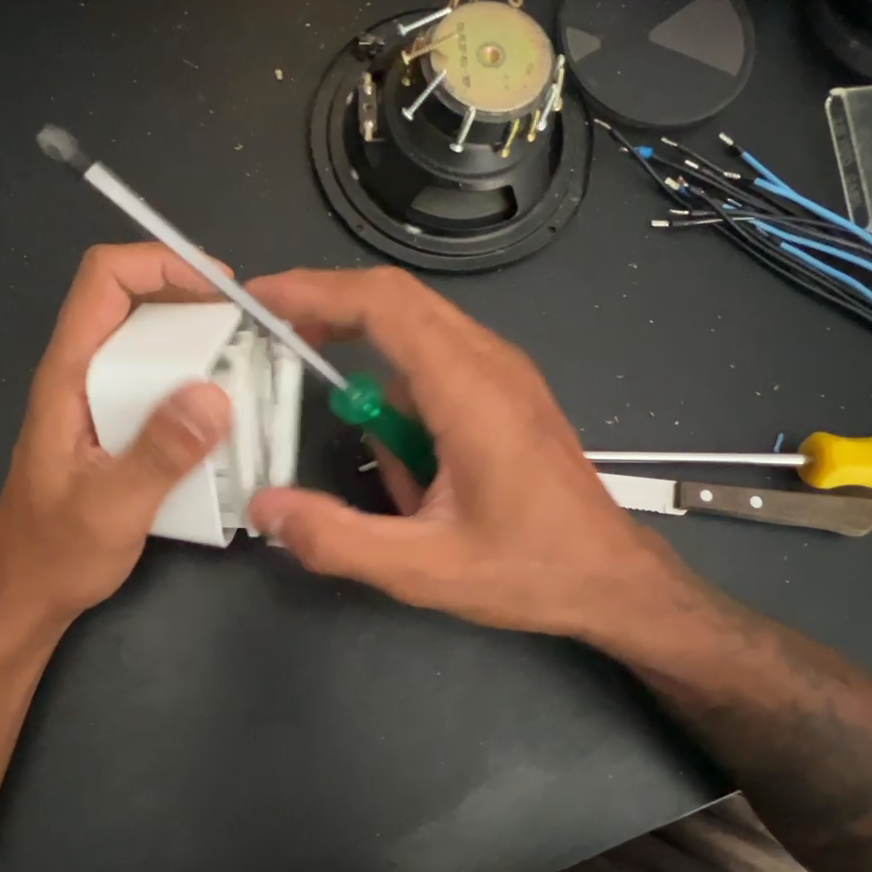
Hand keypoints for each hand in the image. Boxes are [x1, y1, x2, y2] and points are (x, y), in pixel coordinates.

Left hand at [0, 244, 232, 630]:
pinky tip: (219, 417)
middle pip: (130, 303)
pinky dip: (188, 384)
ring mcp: (92, 405)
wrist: (23, 599)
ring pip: (144, 346)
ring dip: (193, 343)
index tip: (222, 292)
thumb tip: (214, 394)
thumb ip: (159, 453)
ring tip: (246, 368)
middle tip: (248, 332)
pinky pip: (151, 387)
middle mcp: (79, 379)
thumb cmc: (55, 556)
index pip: (104, 282)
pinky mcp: (109, 432)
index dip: (161, 265)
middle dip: (190, 300)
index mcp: (67, 378)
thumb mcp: (111, 509)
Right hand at [244, 268, 693, 646]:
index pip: (384, 304)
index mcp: (469, 390)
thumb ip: (336, 539)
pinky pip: (435, 373)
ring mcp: (502, 374)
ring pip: (414, 341)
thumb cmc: (530, 571)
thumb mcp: (422, 569)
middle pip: (396, 302)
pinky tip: (418, 483)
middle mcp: (489, 363)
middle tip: (271, 343)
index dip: (314, 290)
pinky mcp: (504, 394)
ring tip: (393, 483)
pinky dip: (404, 409)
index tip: (258, 297)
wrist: (613, 580)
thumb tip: (265, 507)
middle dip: (328, 314)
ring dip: (375, 390)